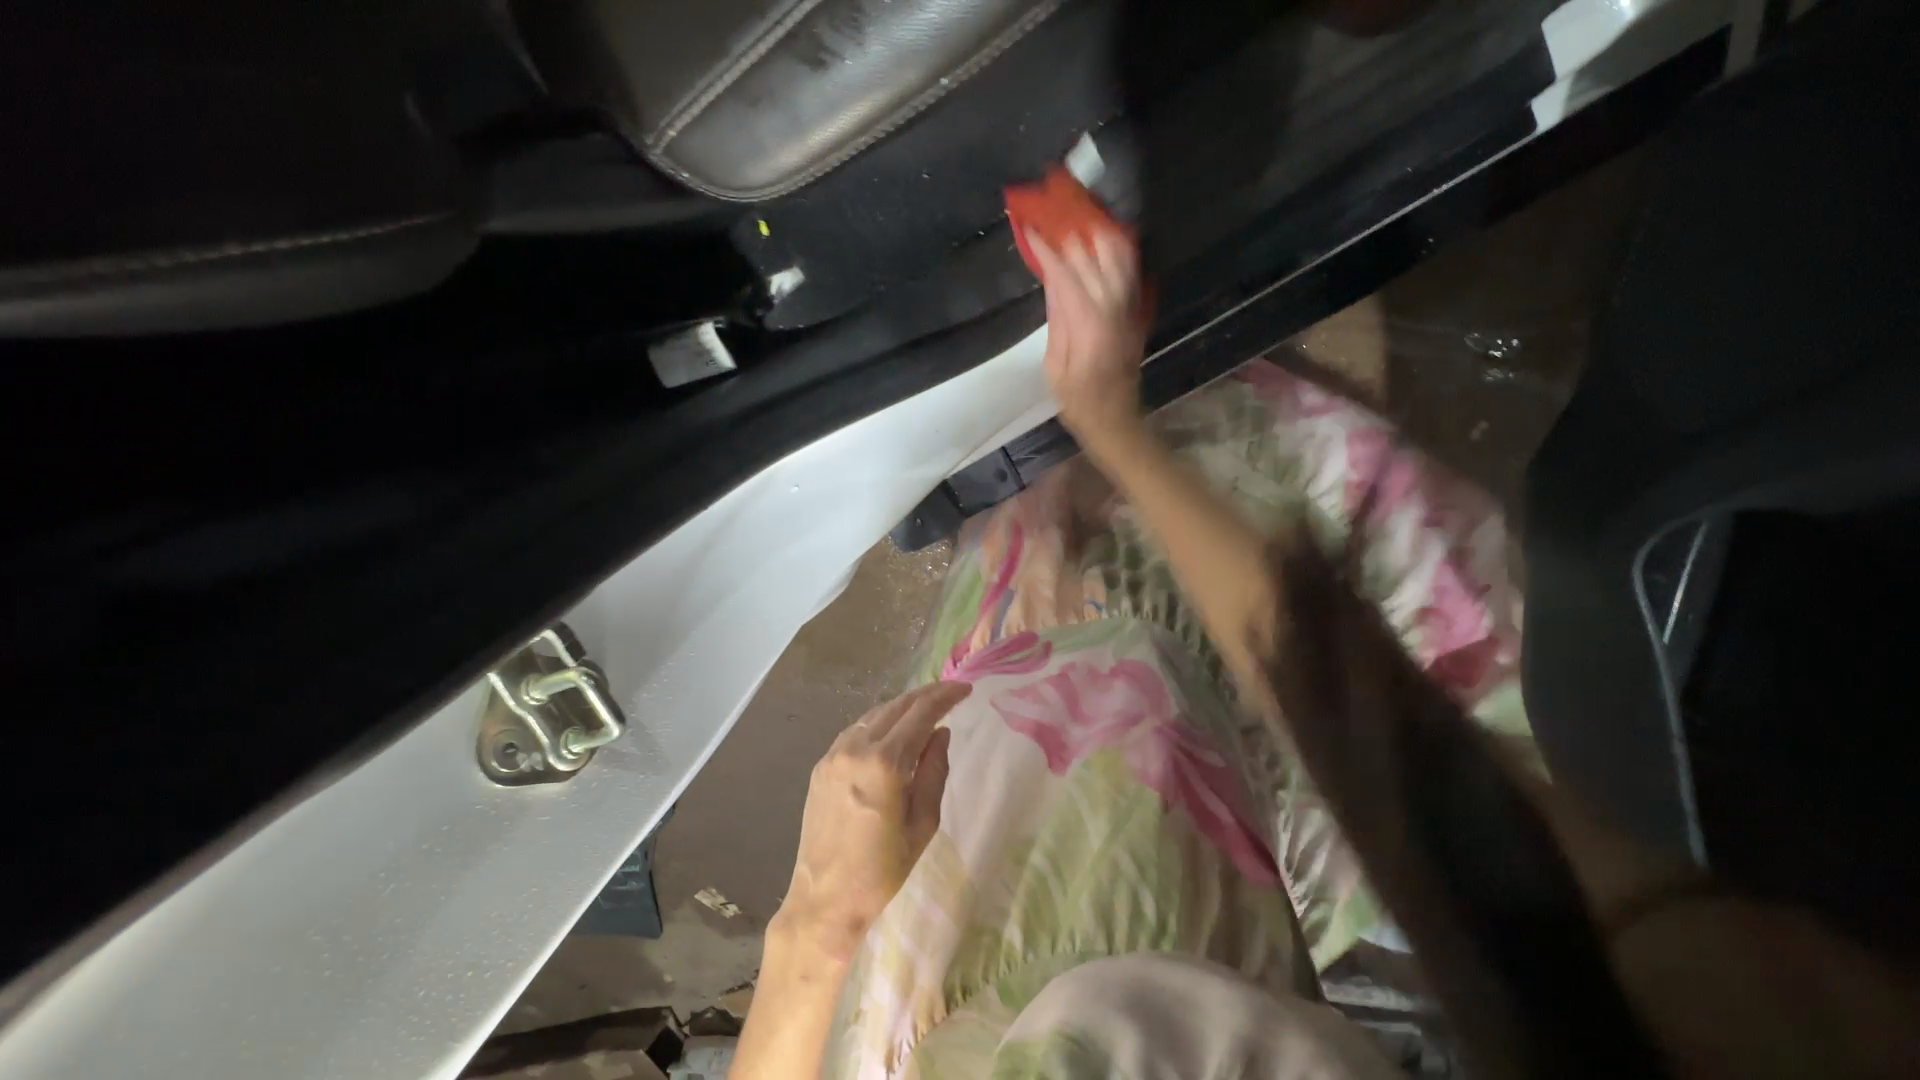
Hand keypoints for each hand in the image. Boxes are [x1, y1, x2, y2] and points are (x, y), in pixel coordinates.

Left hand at [777, 681, 971, 960]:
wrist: (825, 899)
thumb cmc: (882, 870)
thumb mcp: (923, 824)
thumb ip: (934, 771)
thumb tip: (940, 734)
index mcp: (885, 763)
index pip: (920, 714)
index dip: (945, 697)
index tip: (966, 689)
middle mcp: (855, 749)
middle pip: (896, 707)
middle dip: (925, 696)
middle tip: (951, 693)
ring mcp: (833, 755)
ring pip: (873, 716)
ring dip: (901, 707)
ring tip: (925, 709)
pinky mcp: (821, 767)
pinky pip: (855, 732)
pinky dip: (879, 723)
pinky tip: (892, 731)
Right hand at [1027, 229, 1149, 454]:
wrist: (1115, 418)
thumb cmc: (1078, 401)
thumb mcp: (1056, 364)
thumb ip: (1058, 319)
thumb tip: (1053, 280)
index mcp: (1087, 322)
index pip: (1065, 272)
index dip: (1047, 248)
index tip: (1030, 228)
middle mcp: (1113, 307)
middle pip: (1093, 257)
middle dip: (1072, 234)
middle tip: (1053, 214)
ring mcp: (1130, 308)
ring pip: (1119, 258)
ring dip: (1100, 236)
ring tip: (1081, 219)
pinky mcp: (1137, 312)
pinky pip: (1131, 273)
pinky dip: (1120, 253)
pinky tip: (1106, 243)